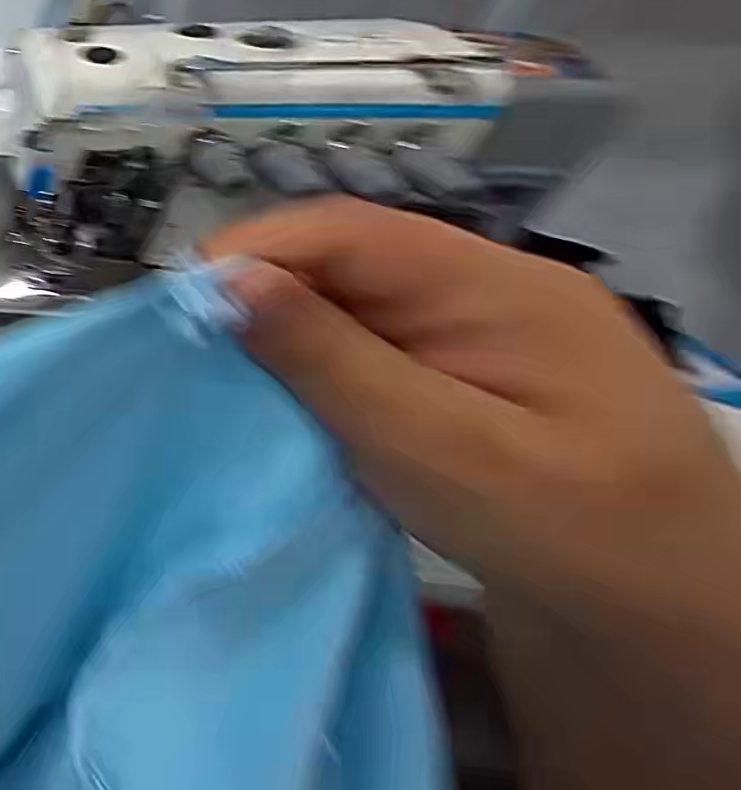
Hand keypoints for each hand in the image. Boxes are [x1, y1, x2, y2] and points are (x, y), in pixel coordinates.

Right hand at [203, 197, 740, 616]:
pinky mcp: (435, 348)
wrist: (650, 607)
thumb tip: (231, 281)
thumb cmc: (560, 531)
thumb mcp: (433, 445)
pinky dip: (293, 342)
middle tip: (195, 337)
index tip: (187, 302)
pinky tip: (273, 373)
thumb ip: (328, 357)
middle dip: (253, 284)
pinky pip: (344, 322)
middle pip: (333, 250)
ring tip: (224, 358)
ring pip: (331, 285)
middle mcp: (475, 280)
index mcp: (497, 286)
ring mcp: (457, 313)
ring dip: (269, 315)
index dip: (254, 249)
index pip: (348, 230)